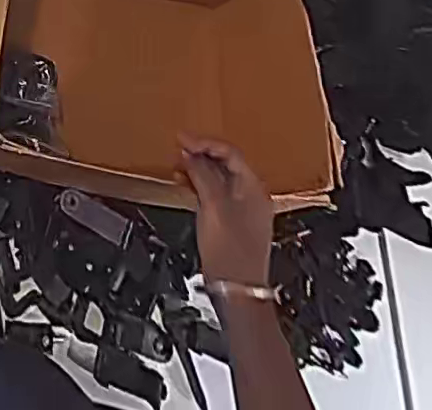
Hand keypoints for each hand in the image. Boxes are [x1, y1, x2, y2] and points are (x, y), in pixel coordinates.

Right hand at [177, 134, 274, 286]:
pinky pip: (216, 193)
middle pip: (225, 163)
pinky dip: (200, 185)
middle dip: (200, 154)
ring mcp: (243, 208)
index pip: (229, 152)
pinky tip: (185, 183)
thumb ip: (202, 175)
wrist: (236, 292)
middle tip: (178, 148)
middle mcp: (251, 194)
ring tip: (178, 165)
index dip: (204, 143)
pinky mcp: (232, 220)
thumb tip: (189, 154)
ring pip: (219, 177)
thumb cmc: (229, 251)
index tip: (182, 139)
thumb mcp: (212, 206)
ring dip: (198, 169)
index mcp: (253, 187)